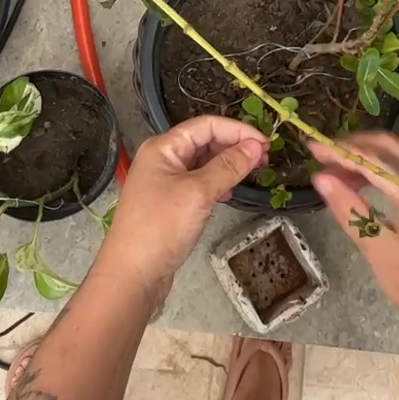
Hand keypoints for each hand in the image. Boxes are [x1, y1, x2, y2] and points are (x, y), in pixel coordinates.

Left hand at [94, 115, 266, 300]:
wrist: (132, 274)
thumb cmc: (160, 228)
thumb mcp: (199, 193)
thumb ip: (228, 166)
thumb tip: (256, 146)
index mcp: (164, 147)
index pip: (207, 125)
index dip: (238, 130)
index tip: (266, 142)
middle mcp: (162, 159)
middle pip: (204, 141)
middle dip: (235, 146)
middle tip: (264, 159)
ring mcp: (165, 181)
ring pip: (203, 162)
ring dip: (228, 164)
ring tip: (253, 172)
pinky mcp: (170, 202)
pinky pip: (198, 182)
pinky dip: (217, 183)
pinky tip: (230, 192)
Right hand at [311, 132, 398, 332]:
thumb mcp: (379, 252)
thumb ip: (350, 211)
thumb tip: (321, 178)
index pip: (373, 159)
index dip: (340, 151)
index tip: (311, 147)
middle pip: (387, 146)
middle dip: (352, 146)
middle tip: (321, 157)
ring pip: (396, 155)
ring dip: (365, 157)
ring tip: (334, 173)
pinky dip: (379, 170)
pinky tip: (359, 184)